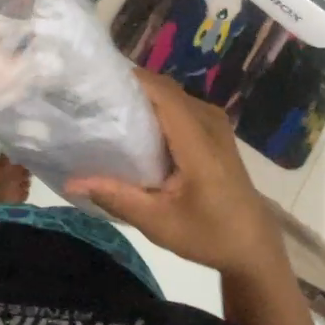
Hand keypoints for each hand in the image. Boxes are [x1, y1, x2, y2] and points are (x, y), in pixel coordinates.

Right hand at [67, 69, 287, 278]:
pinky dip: (155, 107)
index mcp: (199, 142)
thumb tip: (72, 182)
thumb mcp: (159, 223)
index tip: (93, 80)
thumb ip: (118, 197)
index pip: (163, 93)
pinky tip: (132, 124)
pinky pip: (179, 105)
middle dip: (129, 87)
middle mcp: (209, 121)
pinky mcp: (214, 128)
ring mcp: (214, 122)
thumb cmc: (209, 234)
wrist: (252, 244)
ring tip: (104, 106)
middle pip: (164, 89)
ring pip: (171, 94)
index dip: (130, 81)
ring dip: (141, 96)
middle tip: (90, 96)